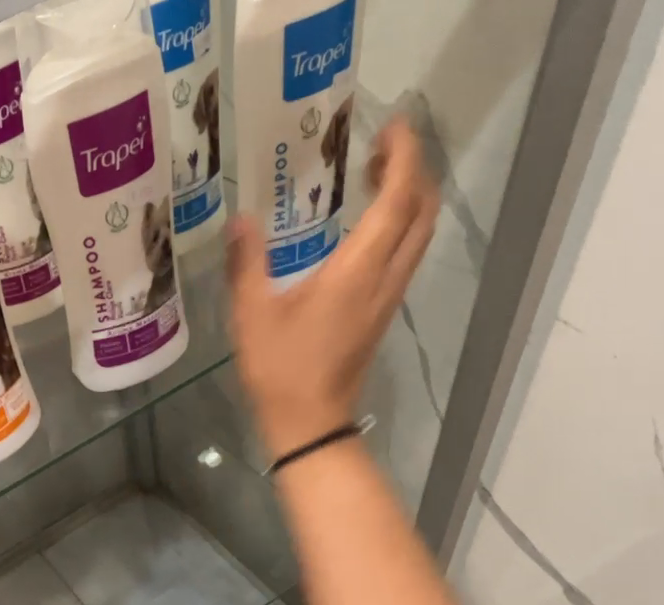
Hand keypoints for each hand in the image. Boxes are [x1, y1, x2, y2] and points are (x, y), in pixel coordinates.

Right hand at [226, 119, 440, 458]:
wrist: (310, 421)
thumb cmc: (281, 369)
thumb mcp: (252, 315)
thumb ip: (247, 263)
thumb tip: (241, 219)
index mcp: (358, 271)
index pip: (398, 200)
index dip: (403, 157)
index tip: (392, 124)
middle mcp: (386, 277)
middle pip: (422, 211)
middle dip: (413, 169)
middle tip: (383, 144)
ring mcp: (389, 295)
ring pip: (419, 232)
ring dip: (409, 196)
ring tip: (375, 172)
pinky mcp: (383, 310)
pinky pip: (406, 252)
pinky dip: (399, 223)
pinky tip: (366, 221)